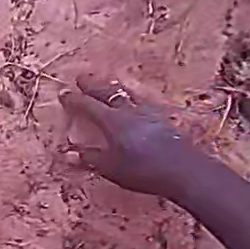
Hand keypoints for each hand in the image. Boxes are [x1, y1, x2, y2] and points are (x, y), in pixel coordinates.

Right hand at [60, 76, 211, 195]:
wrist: (186, 171)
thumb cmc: (143, 170)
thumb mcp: (111, 167)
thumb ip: (89, 158)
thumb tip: (66, 154)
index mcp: (113, 122)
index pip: (89, 106)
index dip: (75, 100)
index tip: (64, 93)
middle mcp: (130, 112)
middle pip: (109, 93)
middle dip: (93, 86)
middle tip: (82, 78)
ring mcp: (150, 114)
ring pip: (130, 94)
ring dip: (117, 88)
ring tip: (111, 83)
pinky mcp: (165, 121)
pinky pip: (146, 103)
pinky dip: (136, 98)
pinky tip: (140, 102)